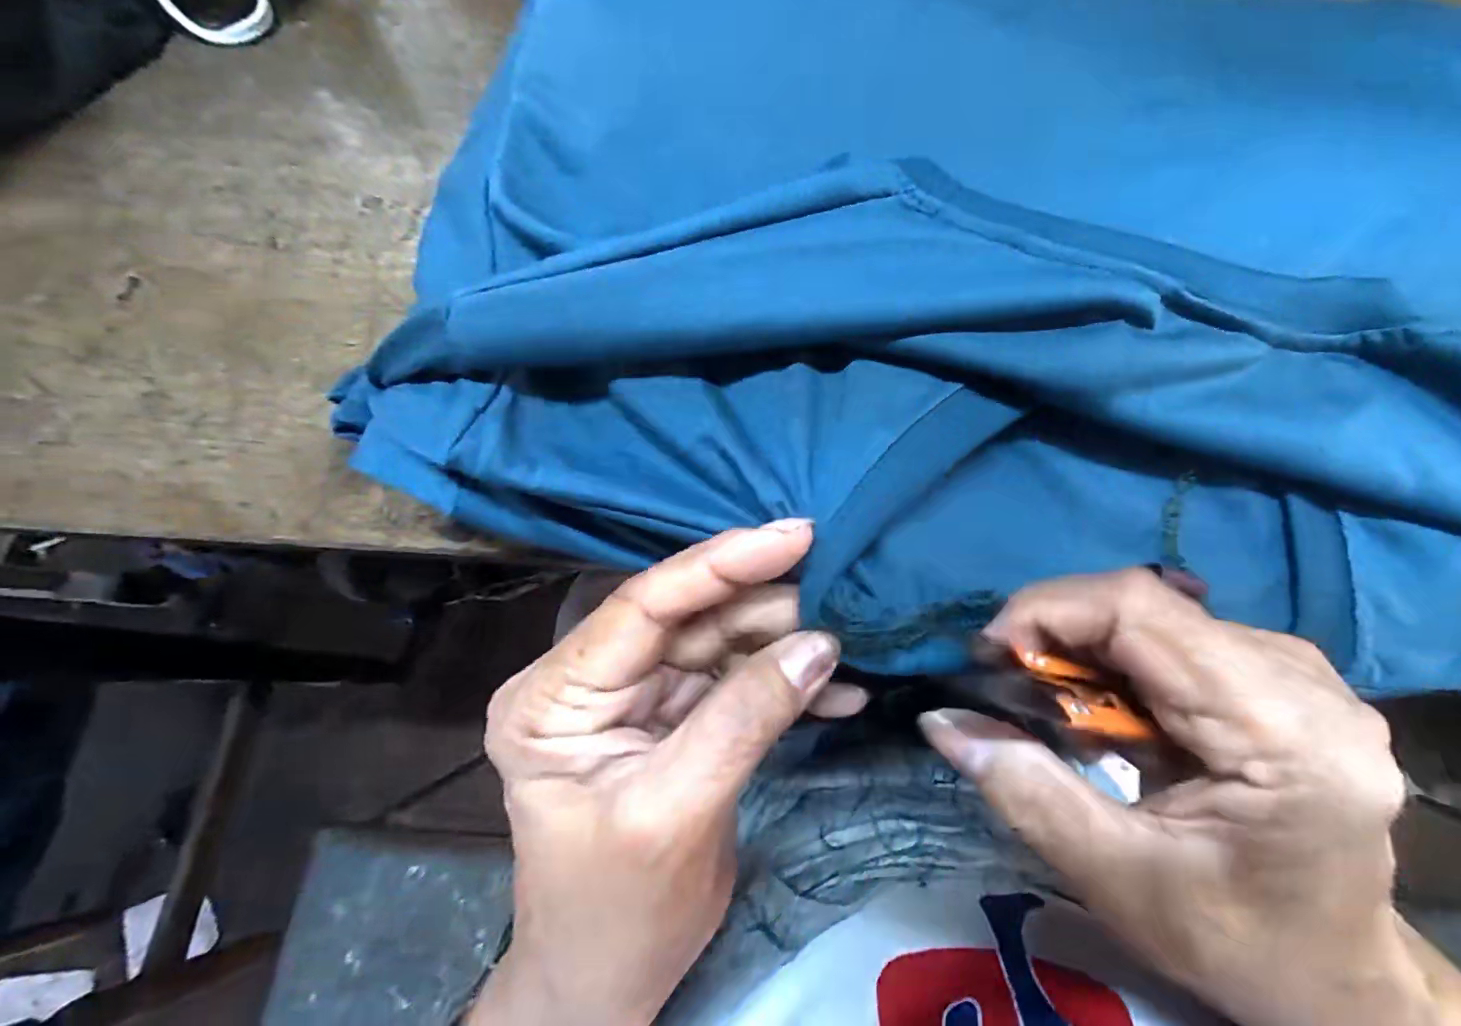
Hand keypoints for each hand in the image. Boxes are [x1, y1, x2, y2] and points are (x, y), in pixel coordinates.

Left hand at [471, 520, 858, 1025]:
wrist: (616, 977)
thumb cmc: (617, 907)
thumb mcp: (678, 810)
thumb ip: (746, 718)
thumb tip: (821, 642)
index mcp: (557, 694)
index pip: (646, 604)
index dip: (724, 562)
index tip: (798, 533)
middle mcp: (600, 679)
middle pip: (697, 616)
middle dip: (772, 604)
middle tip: (843, 589)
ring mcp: (648, 696)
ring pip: (731, 640)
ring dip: (793, 641)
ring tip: (853, 639)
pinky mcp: (689, 715)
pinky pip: (748, 679)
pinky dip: (796, 683)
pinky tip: (843, 692)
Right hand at [918, 569, 1460, 1025]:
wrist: (1337, 975)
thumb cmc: (1236, 944)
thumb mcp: (1120, 882)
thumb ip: (1026, 791)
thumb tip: (942, 719)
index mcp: (1285, 732)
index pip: (1147, 611)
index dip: (1053, 609)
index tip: (990, 651)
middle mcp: (1307, 679)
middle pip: (1155, 608)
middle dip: (1065, 634)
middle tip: (1011, 682)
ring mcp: (1307, 668)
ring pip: (1167, 618)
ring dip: (1095, 648)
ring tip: (1058, 705)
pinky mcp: (1292, 672)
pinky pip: (1188, 637)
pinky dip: (1131, 662)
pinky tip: (1116, 711)